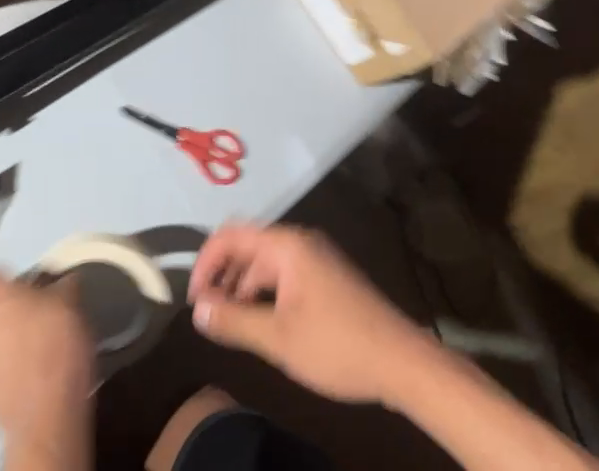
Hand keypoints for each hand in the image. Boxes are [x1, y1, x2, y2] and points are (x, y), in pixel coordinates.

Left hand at [0, 272, 94, 466]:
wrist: (44, 415)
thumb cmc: (53, 346)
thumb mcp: (69, 302)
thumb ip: (61, 283)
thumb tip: (63, 281)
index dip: (23, 280)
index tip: (42, 291)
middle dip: (9, 305)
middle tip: (39, 314)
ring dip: (5, 333)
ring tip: (37, 344)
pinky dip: (4, 359)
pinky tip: (29, 367)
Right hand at [189, 222, 443, 406]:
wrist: (404, 364)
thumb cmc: (338, 346)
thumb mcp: (277, 338)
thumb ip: (233, 320)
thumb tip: (197, 310)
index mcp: (287, 246)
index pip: (230, 235)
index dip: (205, 263)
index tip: (194, 298)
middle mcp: (301, 244)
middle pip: (247, 247)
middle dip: (222, 277)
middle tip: (208, 314)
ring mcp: (318, 260)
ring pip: (266, 264)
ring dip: (242, 289)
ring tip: (230, 323)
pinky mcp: (328, 280)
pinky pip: (284, 276)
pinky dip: (265, 294)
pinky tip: (261, 324)